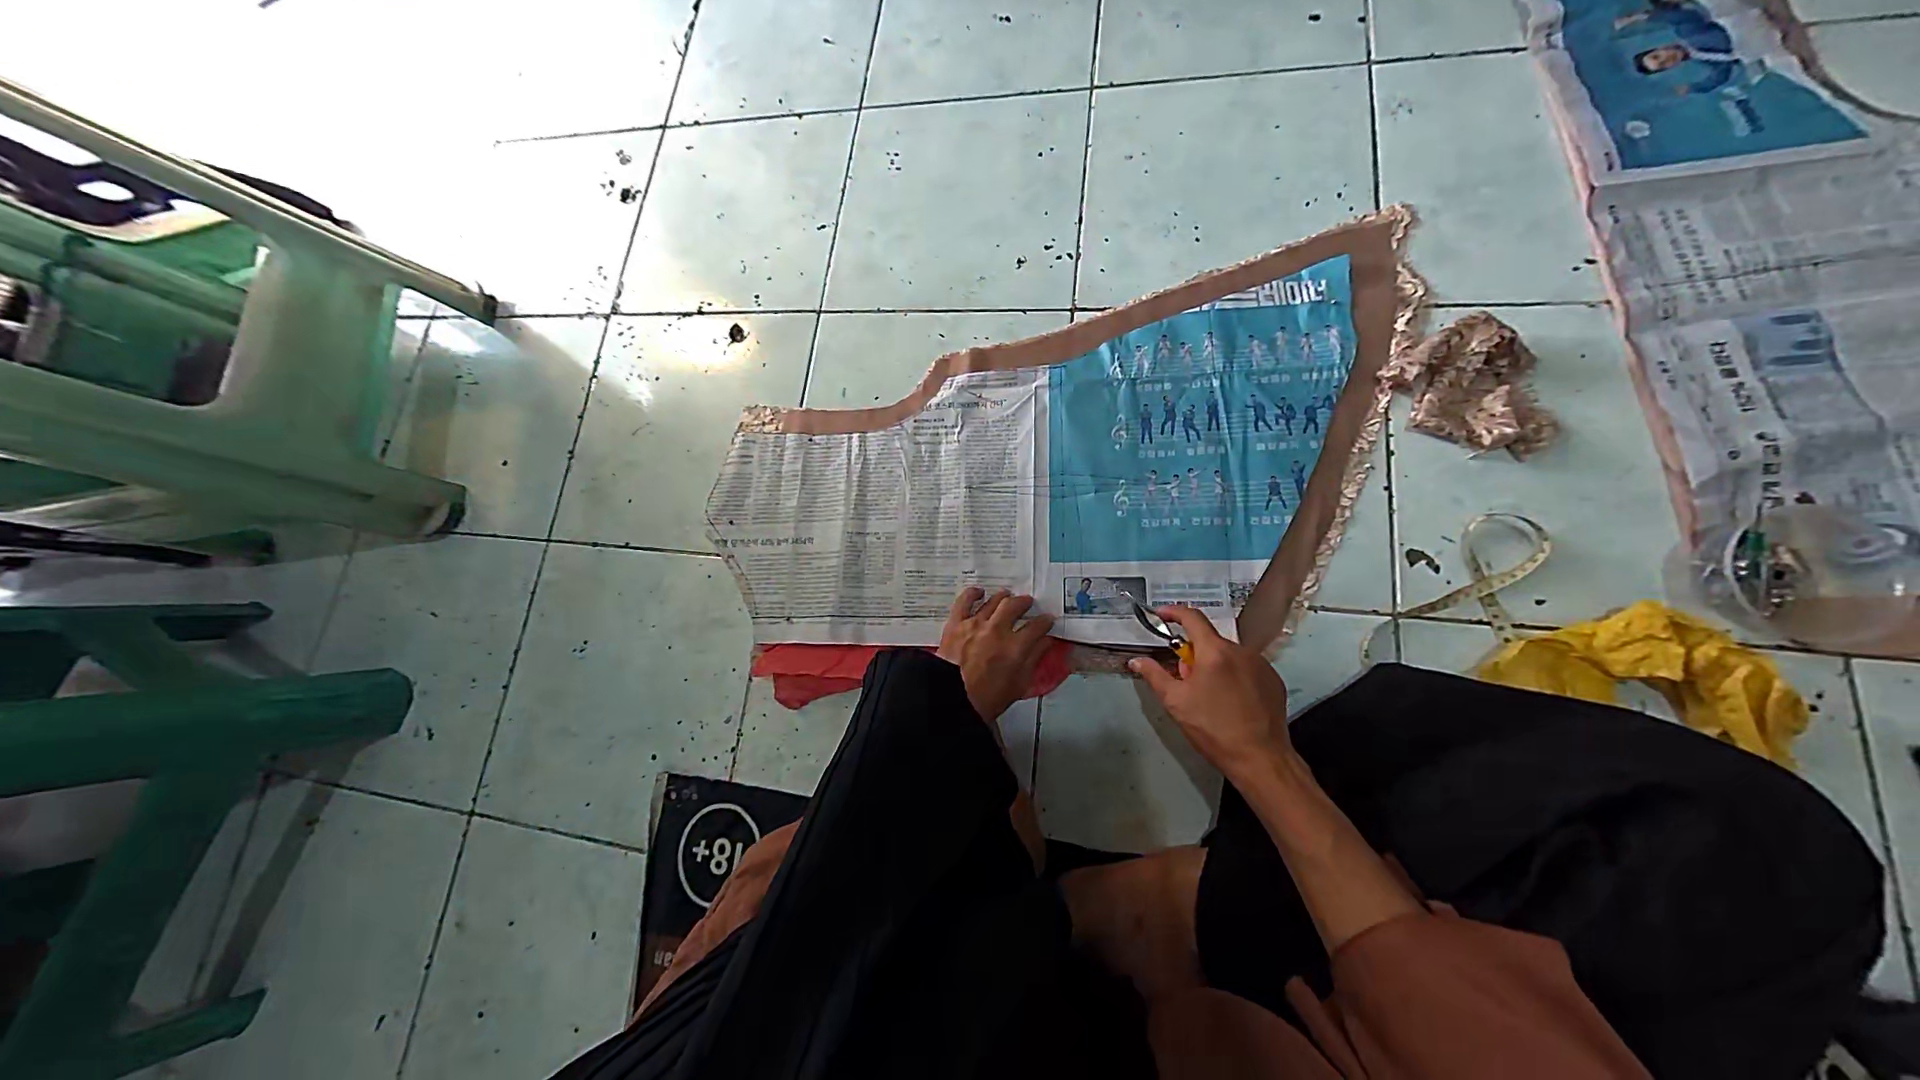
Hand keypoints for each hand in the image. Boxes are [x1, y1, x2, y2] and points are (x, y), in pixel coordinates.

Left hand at [938, 588, 1054, 723]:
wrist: (953, 701)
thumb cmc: (987, 699)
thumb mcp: (1019, 684)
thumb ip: (1034, 659)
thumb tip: (1045, 642)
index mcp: (1016, 648)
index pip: (1037, 626)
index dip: (1045, 621)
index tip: (1047, 620)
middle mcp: (997, 631)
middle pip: (1015, 606)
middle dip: (1025, 602)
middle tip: (1027, 603)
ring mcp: (975, 625)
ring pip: (994, 601)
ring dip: (1004, 597)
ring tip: (1007, 597)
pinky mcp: (956, 624)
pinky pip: (964, 601)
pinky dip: (973, 593)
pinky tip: (979, 592)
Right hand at [1127, 606, 1291, 779]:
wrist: (1260, 758)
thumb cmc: (1213, 729)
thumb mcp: (1175, 702)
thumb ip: (1154, 675)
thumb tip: (1137, 661)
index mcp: (1215, 652)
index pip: (1192, 618)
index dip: (1174, 612)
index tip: (1162, 615)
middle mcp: (1241, 651)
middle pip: (1210, 641)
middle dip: (1194, 654)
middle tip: (1186, 681)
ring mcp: (1261, 665)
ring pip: (1229, 655)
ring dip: (1215, 665)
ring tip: (1210, 696)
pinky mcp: (1274, 680)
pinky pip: (1247, 668)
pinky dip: (1234, 676)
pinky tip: (1231, 701)